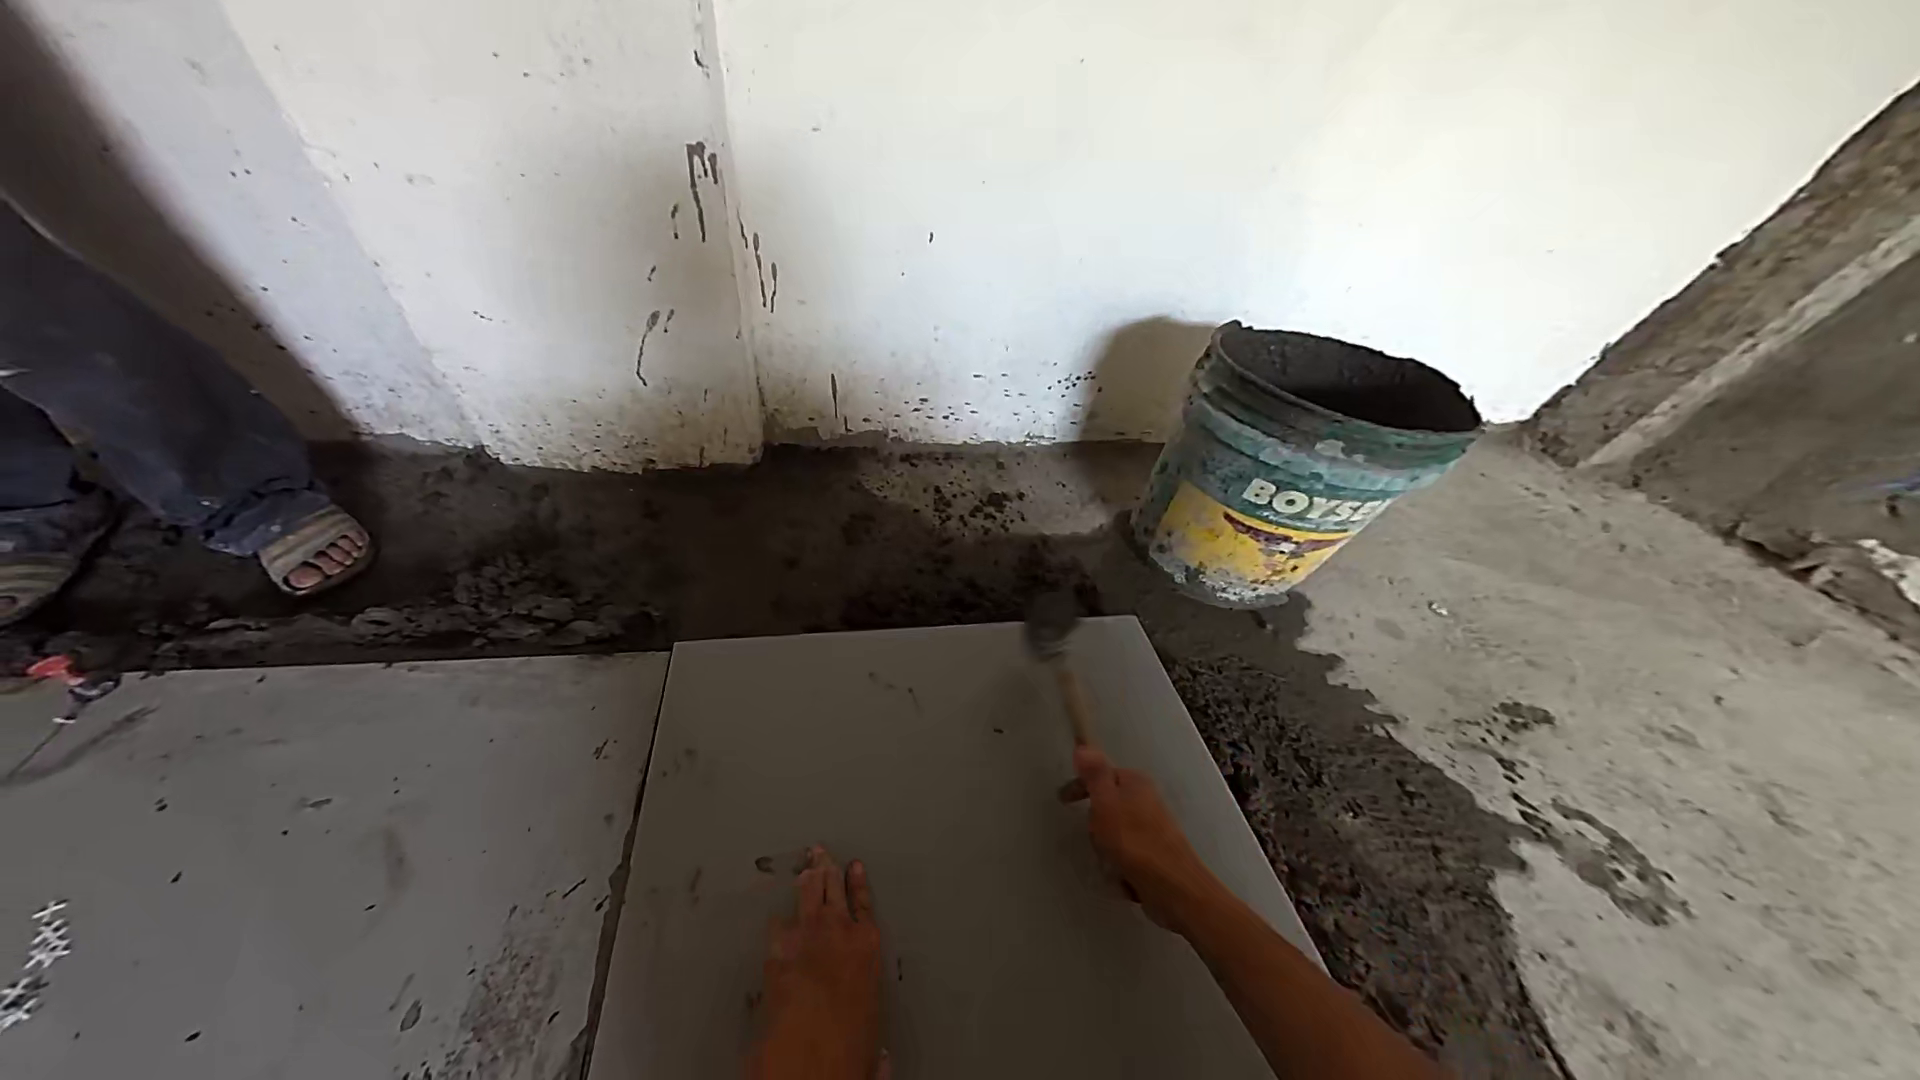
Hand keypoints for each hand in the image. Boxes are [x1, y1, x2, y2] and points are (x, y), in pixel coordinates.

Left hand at [749, 846, 885, 1079]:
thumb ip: (877, 1044)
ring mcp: (806, 935)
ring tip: (805, 864)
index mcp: (867, 945)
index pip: (864, 902)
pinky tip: (777, 911)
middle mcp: (839, 930)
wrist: (807, 1059)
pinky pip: (777, 923)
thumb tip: (884, 1063)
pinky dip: (778, 917)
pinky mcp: (777, 950)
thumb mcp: (872, 1039)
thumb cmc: (848, 1049)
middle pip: (832, 888)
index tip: (854, 865)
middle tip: (820, 852)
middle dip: (826, 868)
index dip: (858, 882)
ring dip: (806, 878)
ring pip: (807, 894)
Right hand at [1064, 746, 1222, 932]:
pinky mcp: (1155, 855)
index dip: (1080, 786)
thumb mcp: (1106, 803)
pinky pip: (1125, 856)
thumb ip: (1094, 774)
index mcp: (1135, 783)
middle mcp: (1146, 801)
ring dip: (1107, 850)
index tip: (1064, 801)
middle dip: (1096, 825)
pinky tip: (1124, 879)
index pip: (1100, 774)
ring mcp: (1152, 829)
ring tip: (1111, 863)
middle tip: (1097, 838)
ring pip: (1114, 833)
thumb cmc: (1135, 843)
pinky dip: (1120, 867)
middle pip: (1106, 806)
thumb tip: (1083, 745)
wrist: (1175, 889)